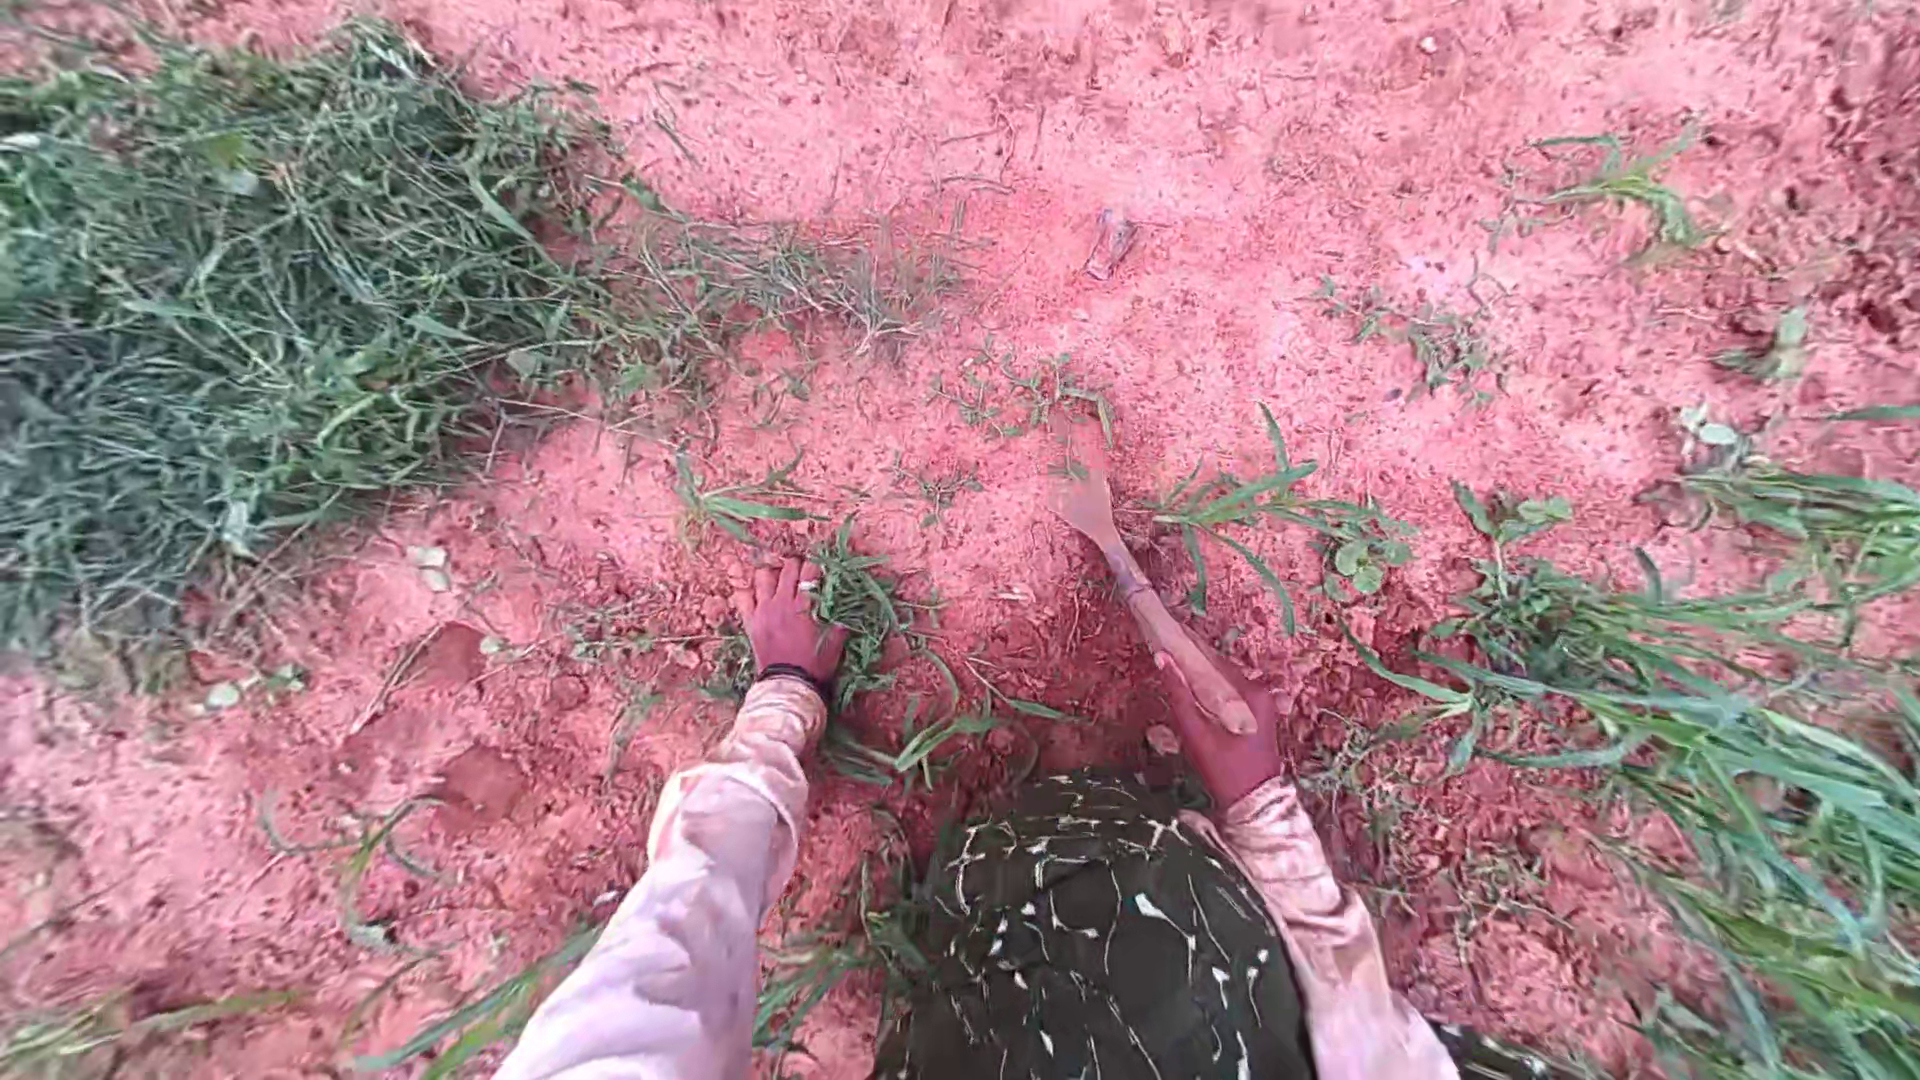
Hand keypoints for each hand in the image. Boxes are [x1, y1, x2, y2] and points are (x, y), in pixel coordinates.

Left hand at [732, 556, 848, 685]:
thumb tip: (846, 611)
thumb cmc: (814, 665)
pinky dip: (750, 590)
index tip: (820, 566)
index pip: (810, 573)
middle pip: (788, 570)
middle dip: (797, 565)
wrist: (788, 685)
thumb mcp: (834, 643)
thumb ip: (839, 624)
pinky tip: (758, 590)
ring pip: (763, 576)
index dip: (816, 566)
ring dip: (773, 573)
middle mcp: (782, 603)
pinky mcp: (751, 620)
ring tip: (779, 576)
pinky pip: (744, 596)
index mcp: (804, 607)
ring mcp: (763, 610)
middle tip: (802, 569)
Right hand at [1156, 627, 1284, 807]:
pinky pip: (1231, 691)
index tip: (1166, 641)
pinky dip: (1212, 689)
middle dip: (1193, 663)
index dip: (1187, 650)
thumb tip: (1163, 657)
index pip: (1212, 659)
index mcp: (1250, 691)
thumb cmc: (1222, 768)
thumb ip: (1178, 693)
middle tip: (1167, 657)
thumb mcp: (1194, 731)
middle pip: (1219, 668)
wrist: (1254, 802)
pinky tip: (1193, 691)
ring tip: (1176, 671)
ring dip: (1201, 676)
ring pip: (1223, 679)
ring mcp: (1263, 701)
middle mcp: (1261, 690)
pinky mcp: (1259, 712)